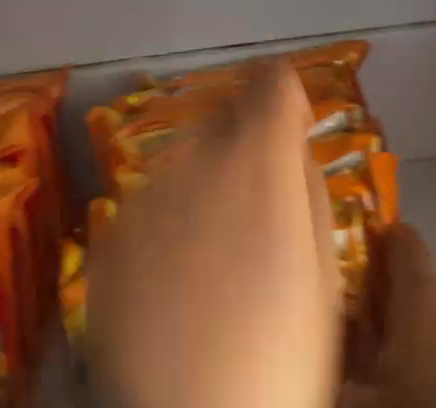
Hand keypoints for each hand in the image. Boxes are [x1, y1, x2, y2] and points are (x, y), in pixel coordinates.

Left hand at [89, 65, 341, 407]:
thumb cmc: (281, 353)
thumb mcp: (324, 271)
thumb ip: (310, 190)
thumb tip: (296, 149)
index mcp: (260, 161)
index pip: (273, 82)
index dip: (286, 94)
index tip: (292, 119)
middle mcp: (198, 159)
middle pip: (226, 113)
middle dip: (245, 137)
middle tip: (260, 194)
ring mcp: (147, 194)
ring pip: (184, 157)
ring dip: (206, 175)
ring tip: (220, 242)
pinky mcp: (112, 234)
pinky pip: (150, 201)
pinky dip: (169, 215)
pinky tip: (181, 270)